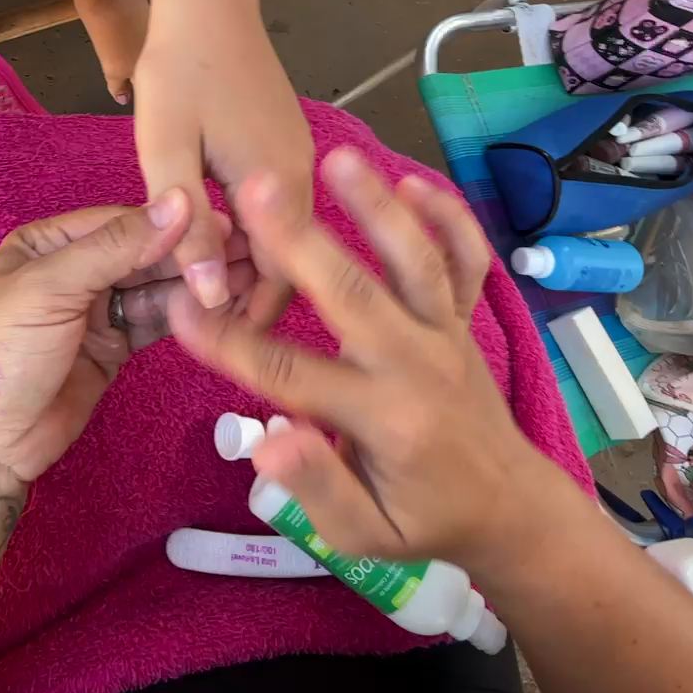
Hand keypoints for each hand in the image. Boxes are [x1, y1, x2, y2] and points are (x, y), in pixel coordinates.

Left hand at [0, 190, 255, 482]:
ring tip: (247, 276)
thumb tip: (178, 200)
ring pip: (154, 289)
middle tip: (250, 251)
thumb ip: (115, 246)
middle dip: (190, 254)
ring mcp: (95, 311)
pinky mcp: (112, 348)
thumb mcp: (49, 288)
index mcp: (49, 243)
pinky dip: (184, 316)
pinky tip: (219, 308)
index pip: (120, 223)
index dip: (170, 223)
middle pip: (142, 254)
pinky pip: (154, 323)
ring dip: (194, 284)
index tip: (223, 223)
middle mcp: (75, 270)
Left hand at [132, 0, 313, 321]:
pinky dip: (252, 232)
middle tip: (207, 324)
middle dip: (250, 296)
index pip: (283, 279)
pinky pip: (275, 205)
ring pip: (280, 233)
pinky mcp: (283, 141)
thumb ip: (189, 224)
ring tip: (205, 288)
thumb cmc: (180, 71)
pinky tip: (217, 236)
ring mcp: (297, 156)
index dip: (253, 318)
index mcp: (280, 188)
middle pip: (287, 259)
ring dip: (248, 264)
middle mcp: (301, 177)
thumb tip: (212, 295)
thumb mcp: (168, 149)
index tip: (222, 348)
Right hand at [169, 147, 577, 567]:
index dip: (229, 342)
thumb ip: (315, 487)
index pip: (290, 374)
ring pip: (414, 262)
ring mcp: (446, 332)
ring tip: (338, 157)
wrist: (510, 508)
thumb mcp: (361, 535)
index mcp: (383, 417)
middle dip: (298, 239)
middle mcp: (416, 363)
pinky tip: (415, 182)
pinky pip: (467, 262)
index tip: (182, 308)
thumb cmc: (422, 518)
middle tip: (255, 188)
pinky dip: (450, 220)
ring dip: (376, 207)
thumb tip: (266, 445)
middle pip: (352, 293)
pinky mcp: (465, 318)